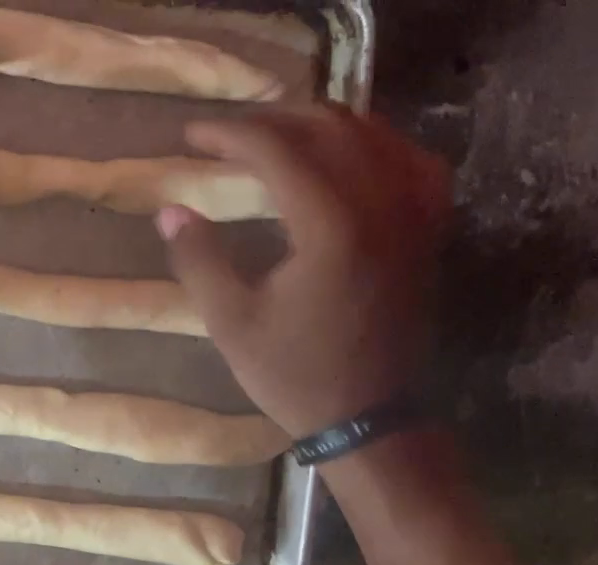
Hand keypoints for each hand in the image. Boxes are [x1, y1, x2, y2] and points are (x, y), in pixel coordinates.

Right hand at [157, 106, 449, 436]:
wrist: (367, 411)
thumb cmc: (292, 372)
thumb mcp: (231, 322)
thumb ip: (200, 260)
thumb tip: (170, 211)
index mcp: (332, 225)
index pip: (279, 150)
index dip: (230, 135)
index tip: (191, 137)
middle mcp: (383, 201)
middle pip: (329, 126)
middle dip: (271, 120)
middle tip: (225, 134)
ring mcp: (415, 208)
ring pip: (370, 131)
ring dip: (316, 124)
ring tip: (271, 137)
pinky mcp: (428, 222)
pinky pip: (403, 155)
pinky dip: (364, 142)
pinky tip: (337, 156)